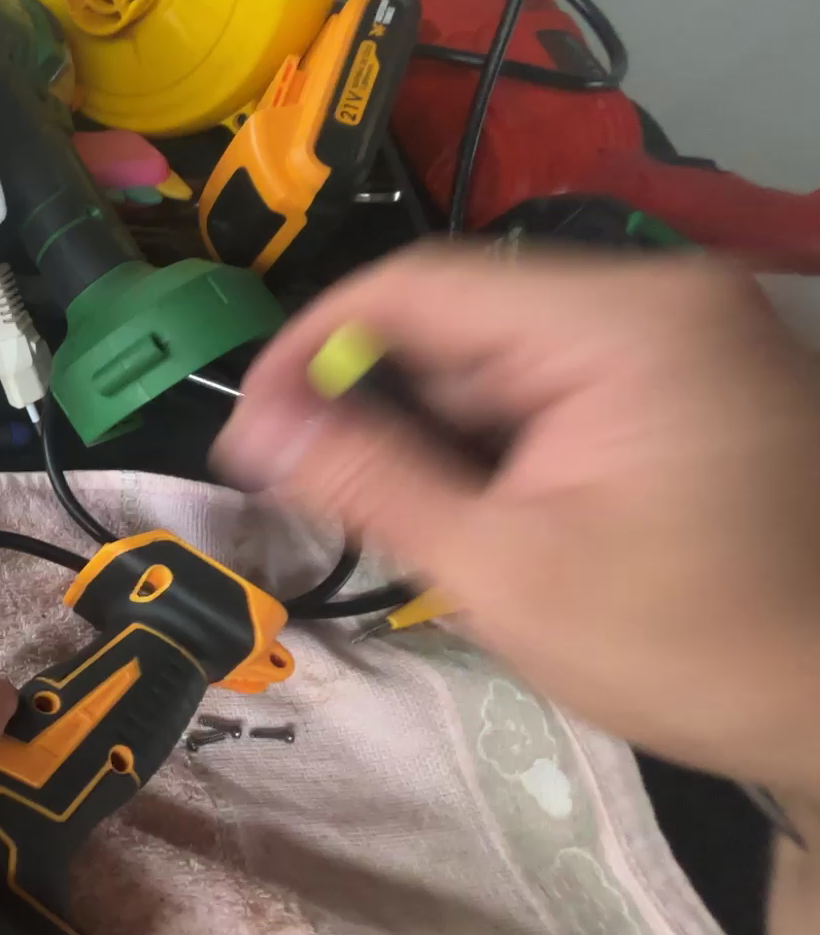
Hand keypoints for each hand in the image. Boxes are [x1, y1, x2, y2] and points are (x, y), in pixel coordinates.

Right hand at [212, 247, 819, 797]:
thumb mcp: (492, 565)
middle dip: (350, 398)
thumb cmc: (687, 647)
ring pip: (456, 357)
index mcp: (617, 326)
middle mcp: (639, 304)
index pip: (404, 287)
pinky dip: (447, 437)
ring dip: (396, 426)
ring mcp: (646, 339)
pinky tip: (448, 499)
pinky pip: (501, 384)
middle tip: (302, 481)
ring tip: (385, 506)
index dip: (302, 347)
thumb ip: (359, 482)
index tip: (252, 425)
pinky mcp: (640, 379)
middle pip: (431, 320)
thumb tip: (247, 430)